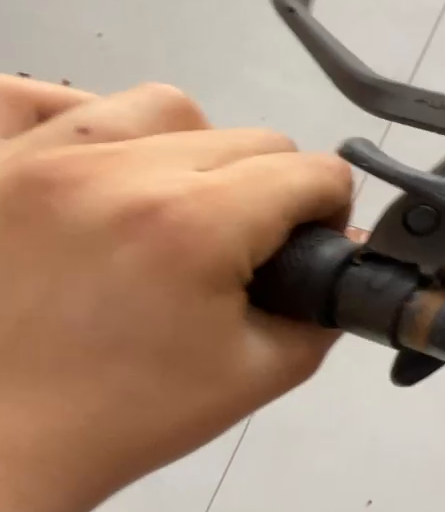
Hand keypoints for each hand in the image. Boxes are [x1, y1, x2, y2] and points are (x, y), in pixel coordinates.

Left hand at [0, 79, 351, 511]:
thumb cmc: (130, 414)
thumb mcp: (271, 367)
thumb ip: (329, 303)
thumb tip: (345, 251)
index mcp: (197, 222)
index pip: (314, 172)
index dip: (332, 214)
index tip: (311, 254)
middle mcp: (117, 172)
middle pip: (254, 139)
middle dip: (275, 189)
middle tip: (250, 248)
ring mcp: (33, 161)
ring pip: (165, 108)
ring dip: (195, 150)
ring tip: (175, 206)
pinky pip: (32, 97)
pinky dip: (76, 120)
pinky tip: (94, 171)